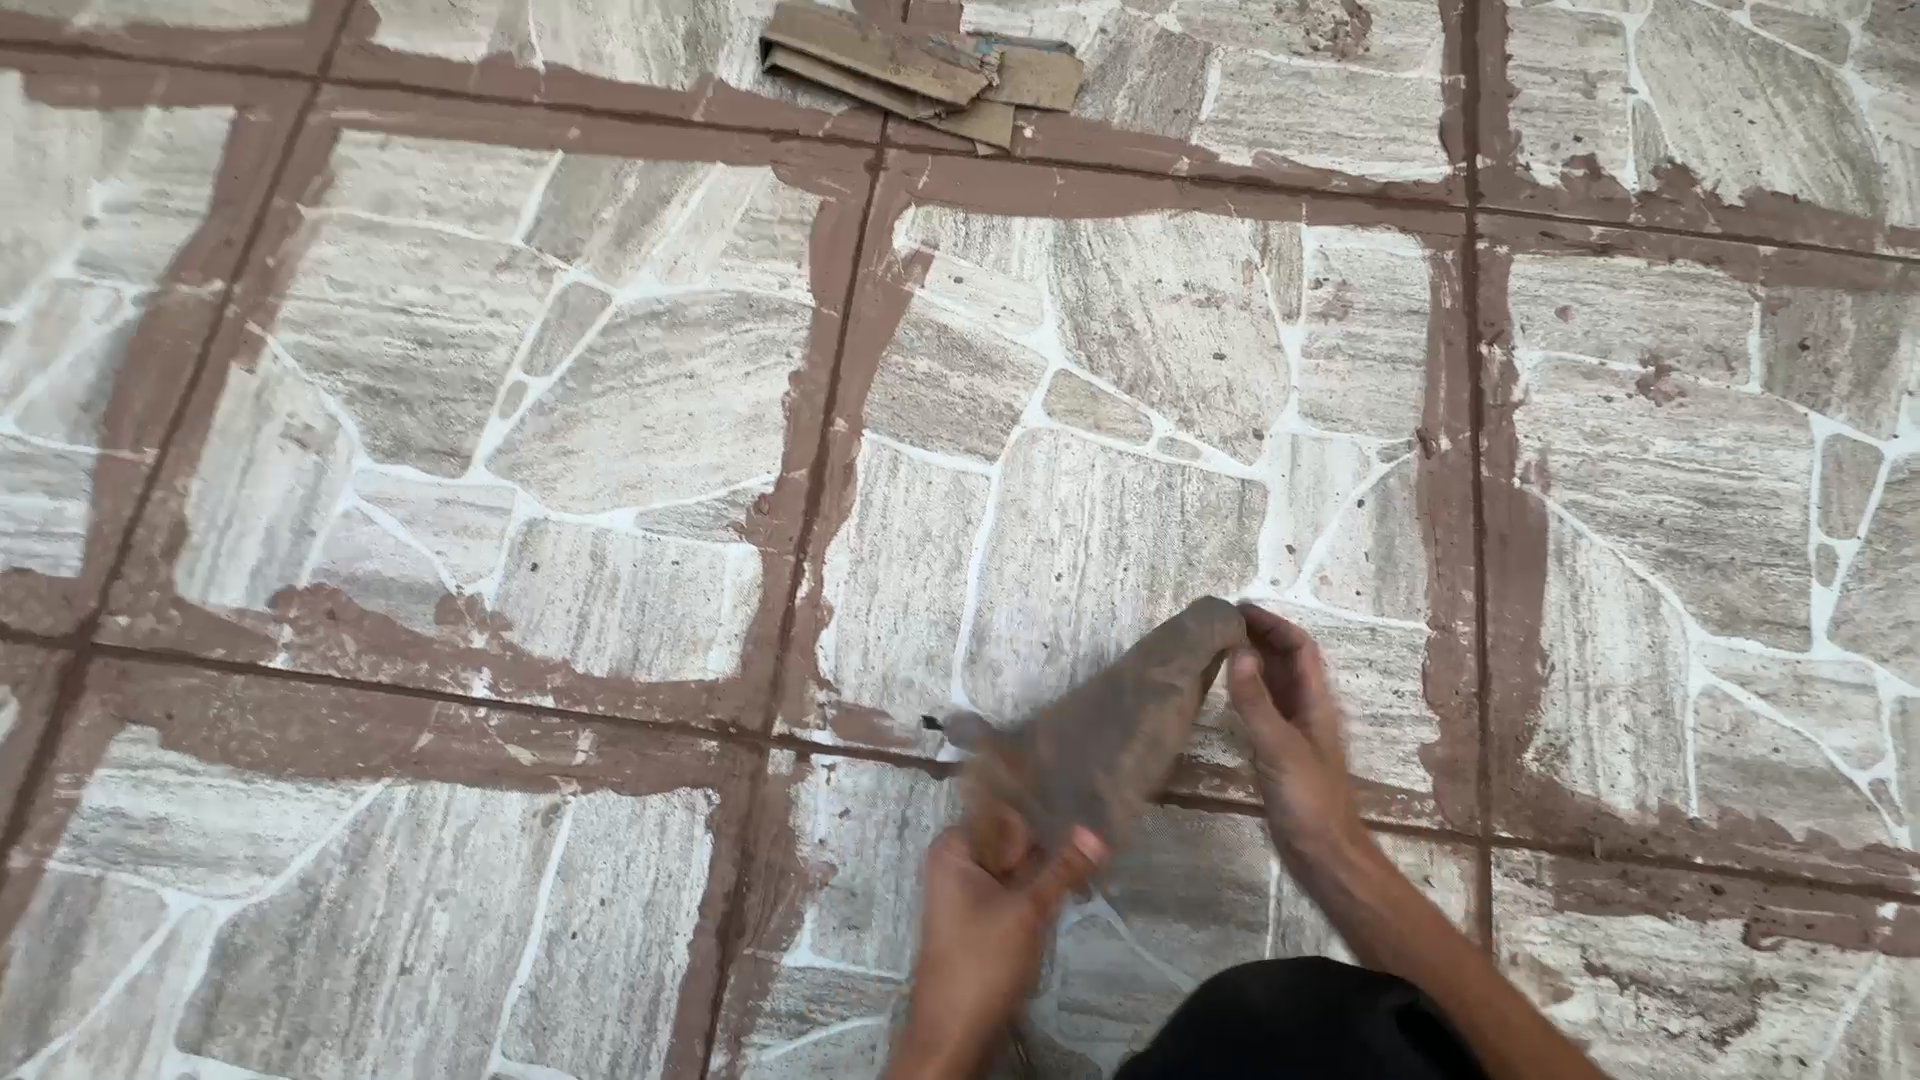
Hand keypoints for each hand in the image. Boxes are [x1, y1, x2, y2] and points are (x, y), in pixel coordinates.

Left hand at [886, 826, 1105, 1078]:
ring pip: (1016, 867)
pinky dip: (1037, 893)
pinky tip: (1070, 893)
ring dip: (1047, 873)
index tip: (1081, 819)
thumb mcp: (1027, 910)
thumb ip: (1062, 869)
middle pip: (1011, 840)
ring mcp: (967, 890)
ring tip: (1087, 872)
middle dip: (1048, 849)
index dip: (1040, 820)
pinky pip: (1013, 890)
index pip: (1004, 813)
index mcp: (954, 847)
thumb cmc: (982, 962)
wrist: (954, 1034)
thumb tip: (1096, 833)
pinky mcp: (980, 916)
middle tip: (1094, 848)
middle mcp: (957, 860)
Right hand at [1228, 604, 1369, 866]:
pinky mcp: (1277, 749)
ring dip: (1250, 659)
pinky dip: (1243, 688)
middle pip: (1286, 660)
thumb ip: (1257, 701)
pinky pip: (1261, 705)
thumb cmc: (1309, 800)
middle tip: (1217, 623)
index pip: (1300, 648)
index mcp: (1316, 703)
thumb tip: (1237, 651)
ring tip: (1214, 645)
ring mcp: (1292, 730)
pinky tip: (1221, 689)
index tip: (1238, 608)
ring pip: (1273, 681)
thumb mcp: (1279, 747)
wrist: (1323, 854)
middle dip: (1259, 635)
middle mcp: (1306, 709)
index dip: (1274, 624)